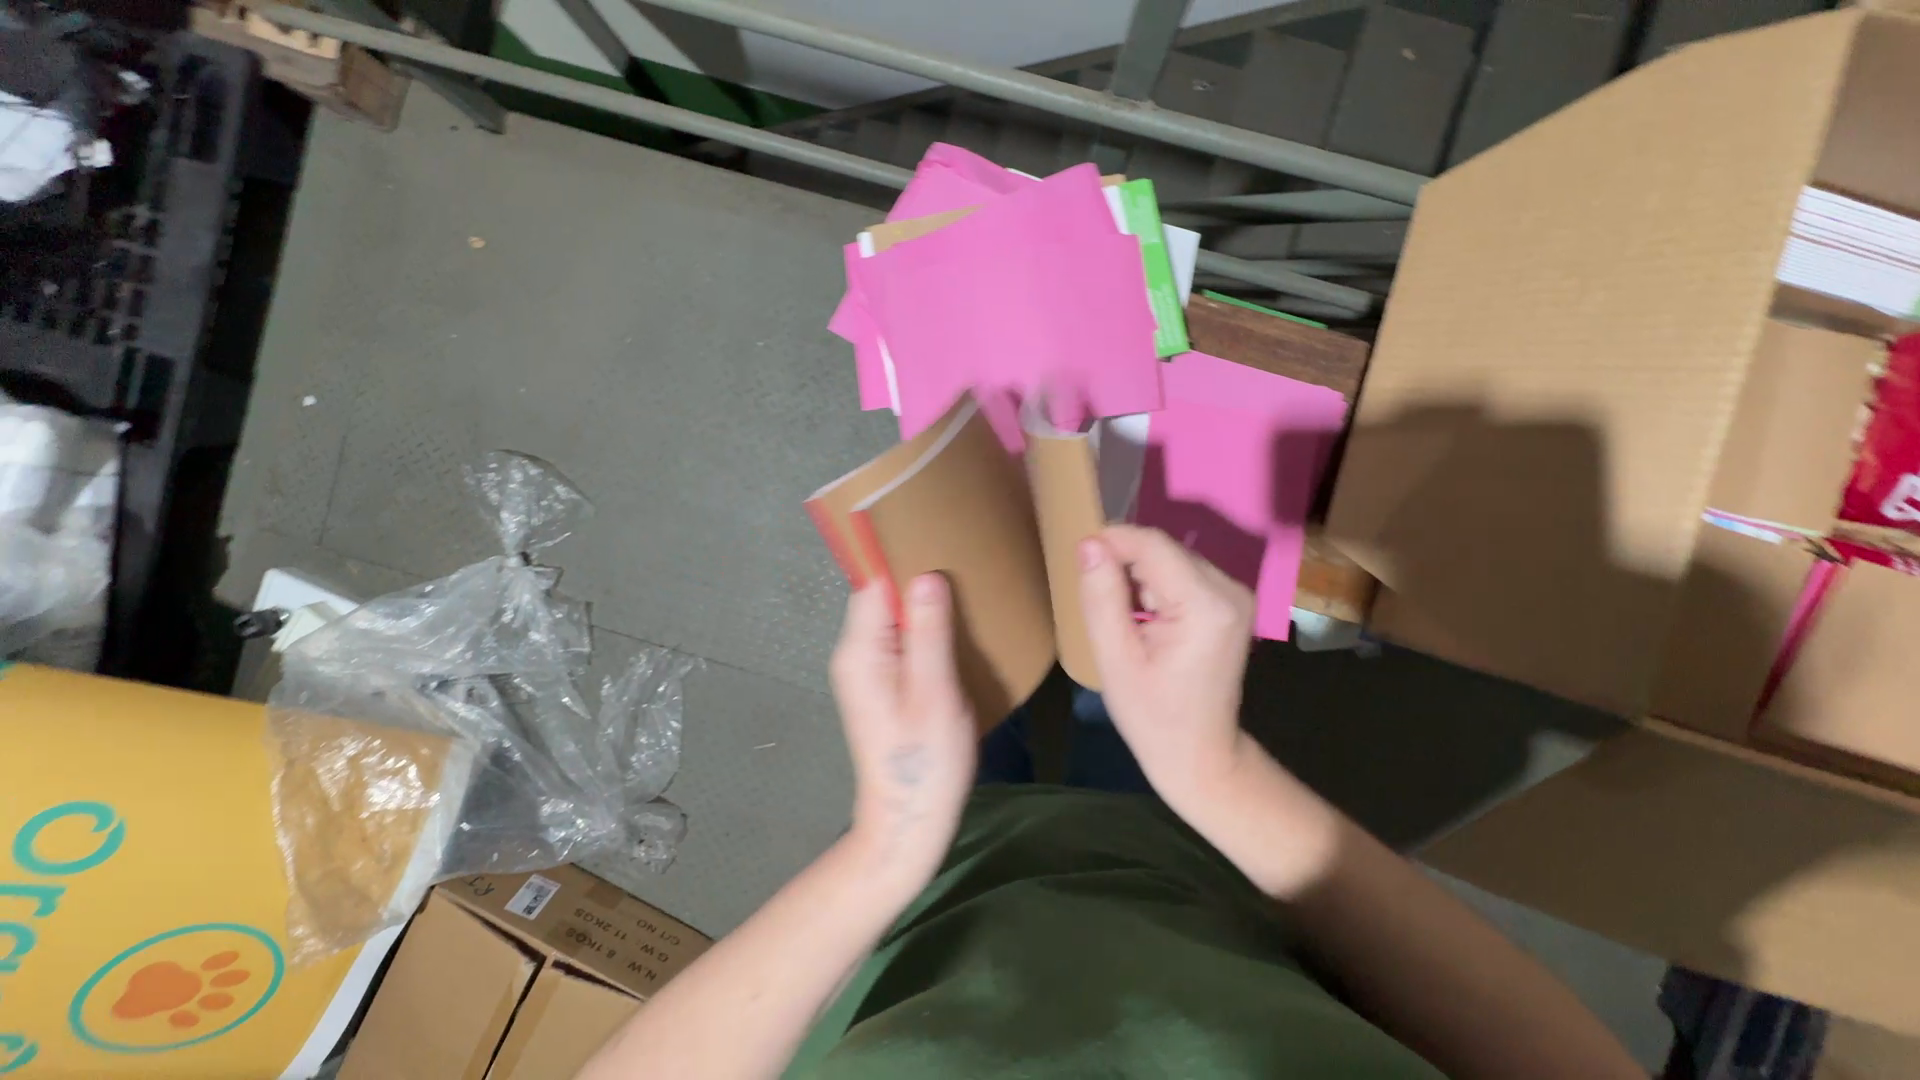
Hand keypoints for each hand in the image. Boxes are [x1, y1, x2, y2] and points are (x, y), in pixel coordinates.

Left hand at [829, 575, 977, 890]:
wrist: (907, 820)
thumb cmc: (924, 760)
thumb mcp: (935, 693)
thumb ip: (928, 633)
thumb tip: (926, 575)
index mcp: (861, 650)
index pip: (873, 581)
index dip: (901, 555)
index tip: (939, 532)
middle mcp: (853, 653)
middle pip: (879, 594)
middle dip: (915, 574)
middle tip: (963, 557)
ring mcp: (864, 669)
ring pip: (890, 615)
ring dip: (921, 600)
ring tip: (965, 584)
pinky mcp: (880, 684)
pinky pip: (897, 637)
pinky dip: (922, 625)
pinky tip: (953, 625)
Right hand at [1076, 525, 1256, 809]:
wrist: (1200, 754)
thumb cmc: (1152, 716)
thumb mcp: (1114, 659)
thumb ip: (1102, 597)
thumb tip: (1089, 544)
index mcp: (1205, 605)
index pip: (1153, 546)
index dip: (1112, 542)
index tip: (1079, 560)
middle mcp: (1230, 590)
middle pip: (1163, 550)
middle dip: (1125, 565)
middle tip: (1100, 603)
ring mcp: (1235, 594)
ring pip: (1171, 559)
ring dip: (1139, 578)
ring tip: (1124, 620)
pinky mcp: (1231, 602)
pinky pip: (1182, 574)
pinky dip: (1156, 588)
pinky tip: (1145, 621)